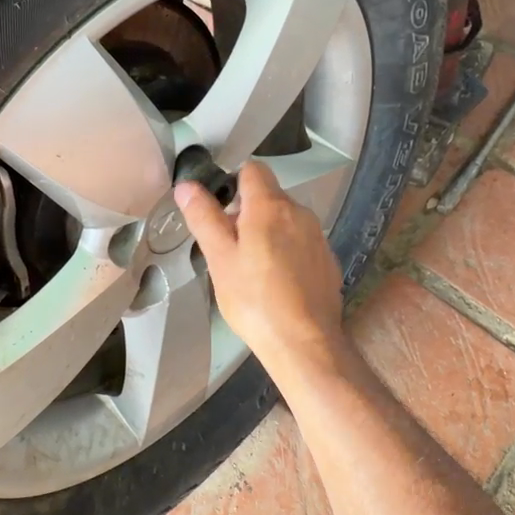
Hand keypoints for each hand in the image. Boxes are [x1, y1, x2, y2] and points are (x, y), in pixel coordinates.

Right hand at [175, 162, 346, 370]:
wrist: (306, 345)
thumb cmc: (254, 299)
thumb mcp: (219, 258)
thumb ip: (204, 217)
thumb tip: (187, 185)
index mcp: (270, 205)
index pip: (252, 169)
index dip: (233, 181)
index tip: (219, 208)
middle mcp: (299, 211)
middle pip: (268, 195)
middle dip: (247, 211)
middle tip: (229, 247)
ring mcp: (317, 236)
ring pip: (285, 219)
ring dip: (268, 232)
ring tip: (252, 269)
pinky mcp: (328, 259)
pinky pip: (301, 242)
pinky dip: (287, 251)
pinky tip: (278, 283)